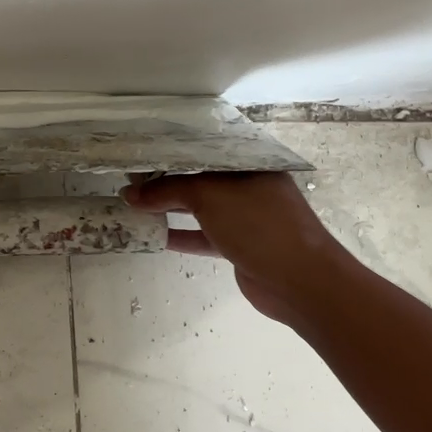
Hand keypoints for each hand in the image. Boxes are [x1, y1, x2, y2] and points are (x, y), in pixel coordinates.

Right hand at [123, 172, 358, 326]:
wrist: (302, 282)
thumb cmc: (260, 225)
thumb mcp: (209, 196)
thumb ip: (167, 190)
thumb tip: (129, 194)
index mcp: (249, 164)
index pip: (203, 149)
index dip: (170, 150)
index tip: (139, 151)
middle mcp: (248, 185)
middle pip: (199, 178)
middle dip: (165, 180)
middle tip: (129, 178)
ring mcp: (246, 217)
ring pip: (199, 207)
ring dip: (169, 208)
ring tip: (133, 206)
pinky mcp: (240, 245)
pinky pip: (203, 234)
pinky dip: (181, 234)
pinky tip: (154, 234)